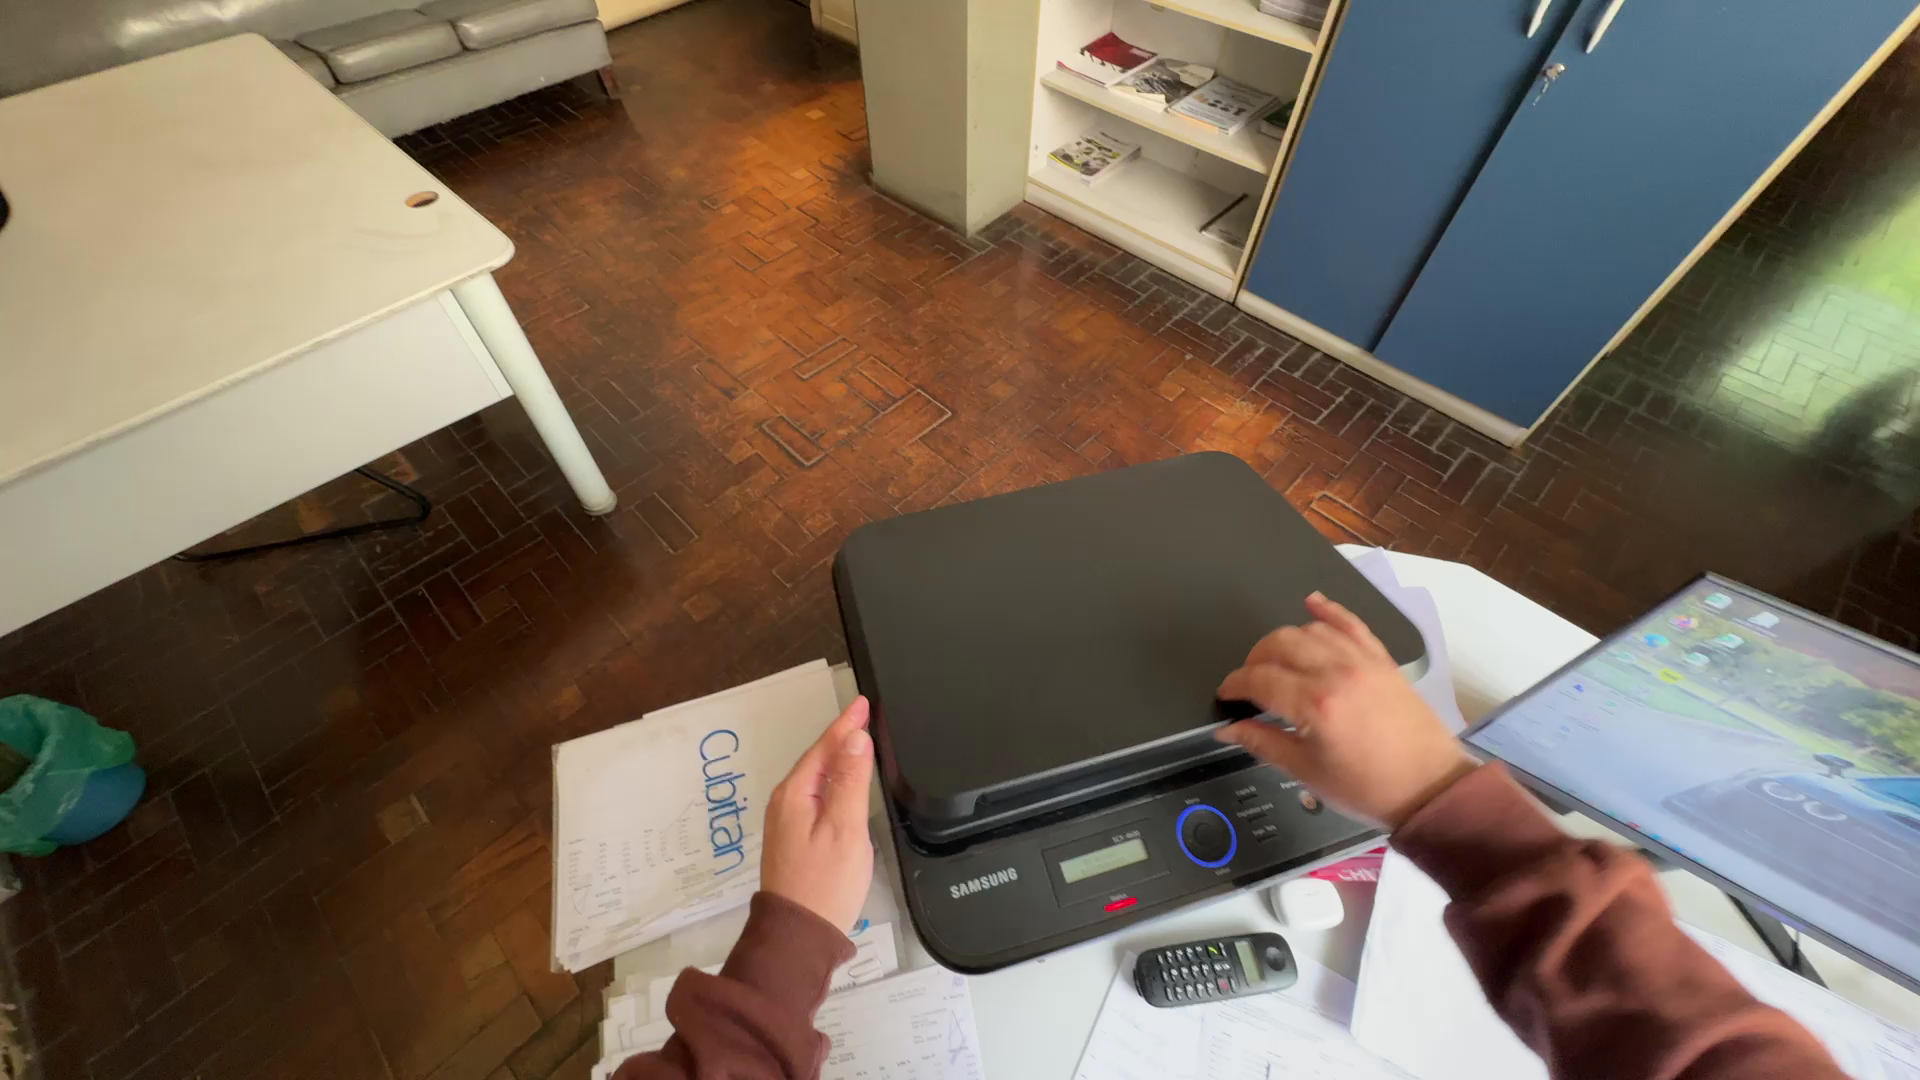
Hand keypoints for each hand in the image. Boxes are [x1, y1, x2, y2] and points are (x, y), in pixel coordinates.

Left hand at [761, 696, 875, 930]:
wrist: (798, 937)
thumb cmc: (824, 884)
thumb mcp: (845, 828)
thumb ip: (851, 780)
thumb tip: (856, 739)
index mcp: (797, 794)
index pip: (826, 746)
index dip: (847, 723)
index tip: (862, 702)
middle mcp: (786, 802)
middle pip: (818, 758)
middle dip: (841, 735)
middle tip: (864, 715)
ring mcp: (787, 820)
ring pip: (816, 775)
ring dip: (837, 755)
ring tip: (858, 738)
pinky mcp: (793, 836)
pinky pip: (815, 792)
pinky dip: (832, 777)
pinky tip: (844, 779)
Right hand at [1215, 593, 1476, 827]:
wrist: (1432, 789)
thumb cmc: (1368, 788)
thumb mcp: (1306, 772)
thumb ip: (1262, 743)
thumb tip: (1227, 729)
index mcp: (1314, 705)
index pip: (1258, 679)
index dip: (1234, 685)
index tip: (1227, 695)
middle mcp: (1336, 673)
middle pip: (1278, 643)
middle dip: (1254, 659)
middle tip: (1250, 681)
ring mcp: (1361, 662)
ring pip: (1309, 630)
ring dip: (1284, 641)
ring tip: (1276, 661)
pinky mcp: (1381, 660)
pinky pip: (1351, 623)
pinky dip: (1330, 610)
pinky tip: (1312, 603)